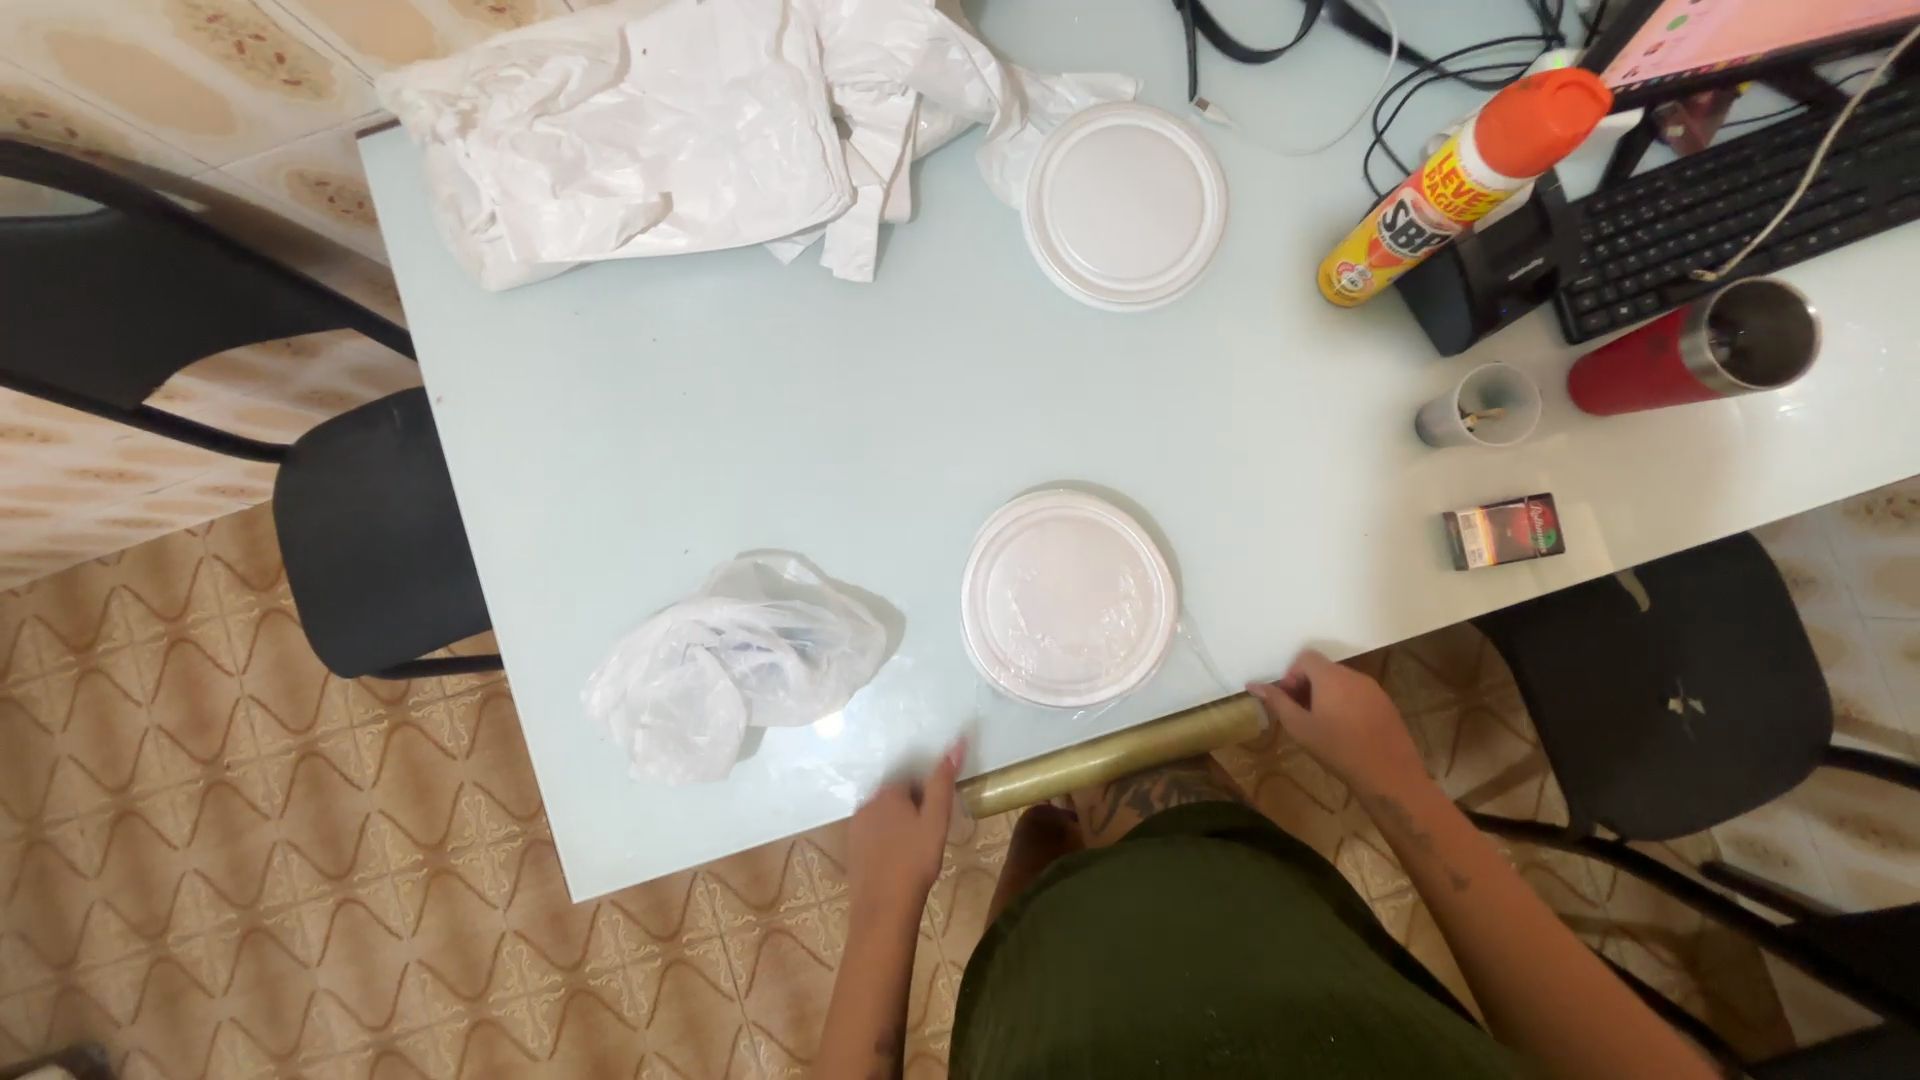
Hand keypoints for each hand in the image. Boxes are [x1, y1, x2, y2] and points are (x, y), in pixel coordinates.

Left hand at [846, 740, 965, 920]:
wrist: (884, 906)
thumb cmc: (916, 860)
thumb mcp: (936, 819)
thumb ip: (943, 781)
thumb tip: (957, 742)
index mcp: (888, 792)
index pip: (911, 779)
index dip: (926, 795)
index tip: (936, 816)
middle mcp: (867, 802)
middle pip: (895, 795)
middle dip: (911, 807)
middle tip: (928, 833)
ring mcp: (856, 825)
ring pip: (882, 814)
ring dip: (897, 823)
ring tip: (913, 848)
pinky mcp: (851, 847)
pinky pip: (872, 832)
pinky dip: (884, 839)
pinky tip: (896, 859)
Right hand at [1247, 650, 1428, 797]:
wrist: (1389, 775)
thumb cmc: (1337, 748)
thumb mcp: (1299, 727)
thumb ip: (1277, 702)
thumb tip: (1252, 684)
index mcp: (1331, 677)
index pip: (1305, 657)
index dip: (1291, 674)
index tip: (1290, 700)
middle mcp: (1354, 676)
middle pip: (1324, 669)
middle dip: (1307, 686)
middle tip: (1301, 714)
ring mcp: (1374, 690)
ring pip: (1341, 682)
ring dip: (1326, 695)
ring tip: (1322, 724)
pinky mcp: (1386, 705)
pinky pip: (1358, 694)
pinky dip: (1346, 703)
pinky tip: (1345, 731)